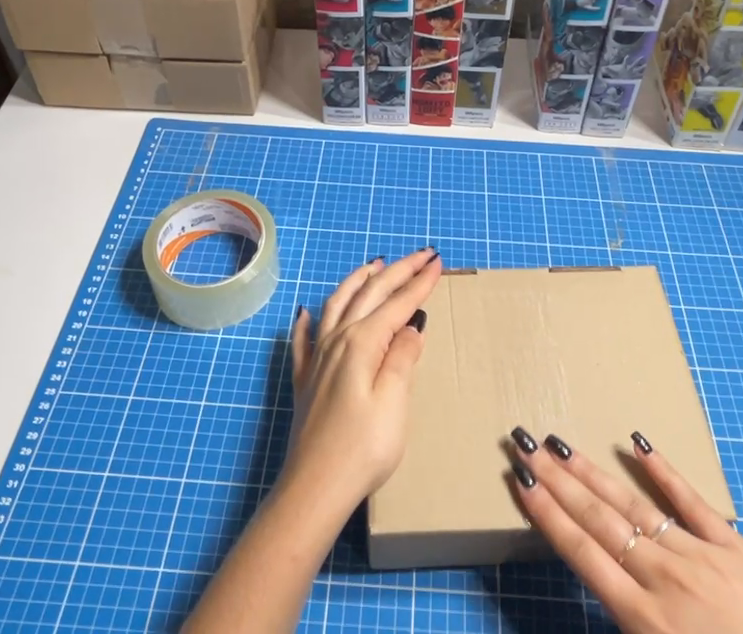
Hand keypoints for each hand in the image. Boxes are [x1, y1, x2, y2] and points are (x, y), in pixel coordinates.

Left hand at [282, 249, 442, 510]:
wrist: (314, 488)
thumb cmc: (362, 449)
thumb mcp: (394, 401)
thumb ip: (401, 357)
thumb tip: (410, 326)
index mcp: (361, 343)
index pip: (397, 303)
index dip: (419, 282)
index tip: (438, 262)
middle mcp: (336, 341)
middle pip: (369, 295)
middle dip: (398, 271)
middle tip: (422, 255)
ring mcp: (317, 359)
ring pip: (337, 305)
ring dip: (358, 281)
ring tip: (374, 265)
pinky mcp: (304, 381)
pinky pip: (304, 339)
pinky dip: (308, 319)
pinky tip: (306, 311)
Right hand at [510, 427, 742, 633]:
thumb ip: (628, 629)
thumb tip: (597, 587)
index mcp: (645, 620)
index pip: (583, 555)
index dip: (549, 516)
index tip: (522, 482)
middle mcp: (665, 579)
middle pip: (599, 521)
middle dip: (558, 482)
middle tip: (525, 445)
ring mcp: (700, 556)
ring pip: (634, 506)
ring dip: (593, 473)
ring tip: (560, 444)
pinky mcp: (734, 546)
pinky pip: (692, 503)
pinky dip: (663, 472)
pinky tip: (638, 443)